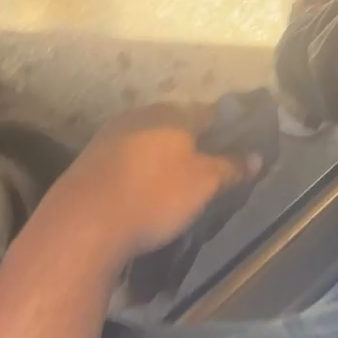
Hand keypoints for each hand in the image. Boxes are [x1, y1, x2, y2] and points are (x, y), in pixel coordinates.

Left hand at [44, 103, 258, 260]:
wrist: (81, 226)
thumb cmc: (153, 196)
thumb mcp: (204, 183)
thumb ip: (232, 166)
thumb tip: (256, 156)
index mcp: (171, 112)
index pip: (211, 112)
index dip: (230, 130)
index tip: (242, 149)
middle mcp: (140, 115)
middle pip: (179, 126)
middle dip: (196, 145)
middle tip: (212, 172)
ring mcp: (110, 137)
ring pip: (151, 143)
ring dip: (166, 160)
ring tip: (179, 188)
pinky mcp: (90, 162)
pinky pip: (128, 161)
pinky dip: (141, 173)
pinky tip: (146, 195)